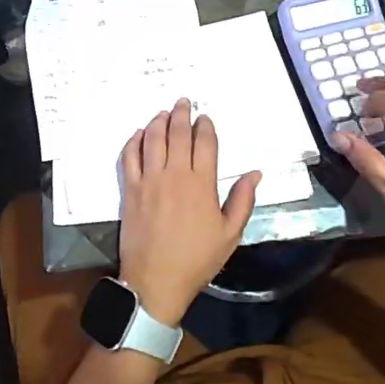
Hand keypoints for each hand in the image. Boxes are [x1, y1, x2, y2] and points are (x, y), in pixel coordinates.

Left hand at [117, 99, 259, 326]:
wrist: (156, 281)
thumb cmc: (197, 259)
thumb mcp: (230, 234)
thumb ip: (243, 200)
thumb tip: (255, 174)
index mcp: (202, 184)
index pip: (204, 143)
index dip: (205, 126)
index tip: (205, 117)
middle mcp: (174, 175)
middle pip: (177, 134)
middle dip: (181, 114)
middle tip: (183, 102)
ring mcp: (148, 181)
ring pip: (152, 140)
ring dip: (158, 122)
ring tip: (163, 112)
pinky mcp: (129, 191)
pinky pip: (129, 157)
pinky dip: (133, 142)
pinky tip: (138, 134)